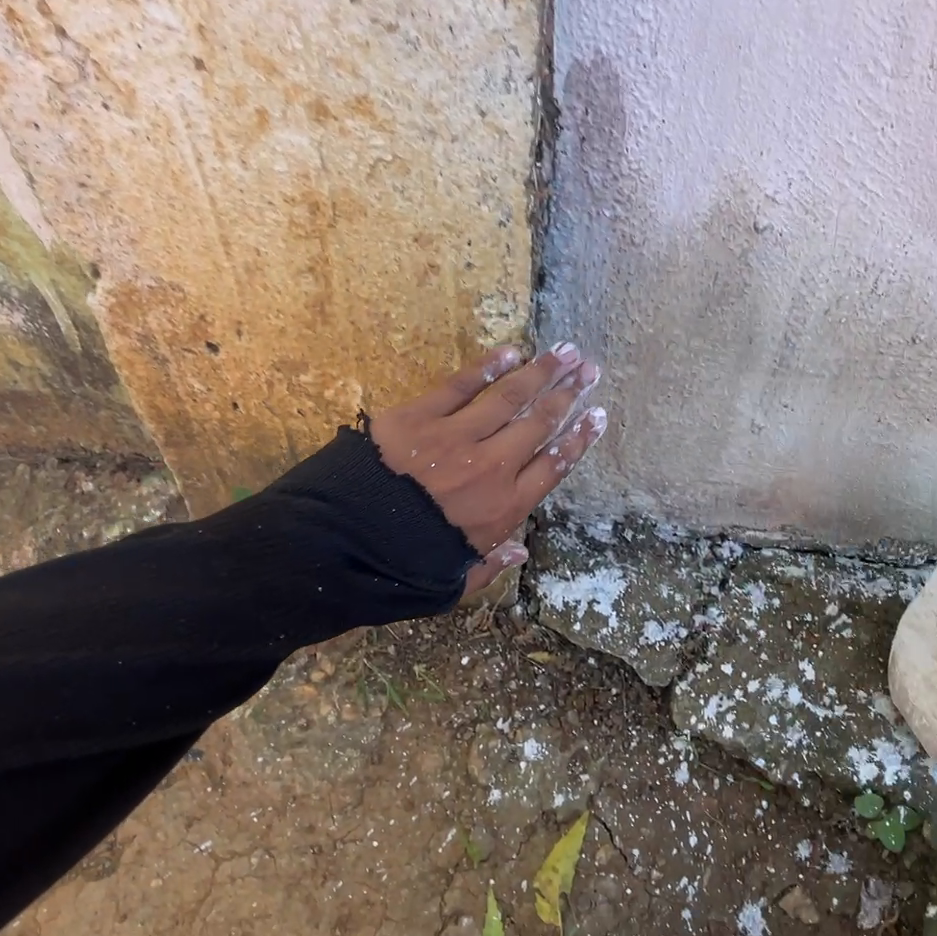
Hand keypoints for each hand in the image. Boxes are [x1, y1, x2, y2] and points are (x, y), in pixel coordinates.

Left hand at [370, 342, 605, 595]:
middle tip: (591, 370)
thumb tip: (521, 552)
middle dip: (569, 394)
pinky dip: (488, 367)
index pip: (554, 465)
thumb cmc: (396, 572)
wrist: (338, 546)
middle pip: (540, 423)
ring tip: (566, 351)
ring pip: (510, 398)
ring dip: (541, 372)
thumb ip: (490, 566)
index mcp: (503, 508)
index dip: (579, 438)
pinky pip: (461, 385)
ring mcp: (456, 437)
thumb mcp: (451, 585)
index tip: (598, 415)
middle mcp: (491, 467)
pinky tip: (511, 352)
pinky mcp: (420, 416)